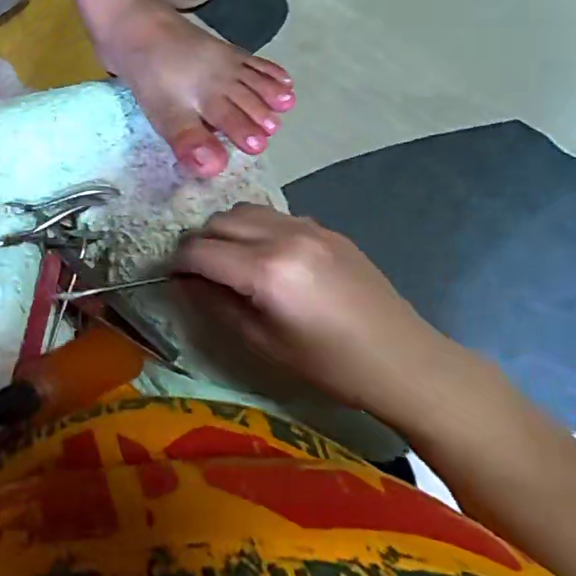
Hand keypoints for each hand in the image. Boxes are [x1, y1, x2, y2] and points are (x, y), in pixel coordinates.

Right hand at [173, 204, 458, 412]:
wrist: (403, 361)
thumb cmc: (329, 364)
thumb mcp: (261, 341)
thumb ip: (215, 303)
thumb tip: (183, 282)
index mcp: (266, 271)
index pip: (199, 251)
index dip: (177, 263)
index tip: (172, 277)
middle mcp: (283, 237)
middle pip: (217, 222)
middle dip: (199, 244)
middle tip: (199, 273)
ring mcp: (307, 227)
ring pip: (243, 210)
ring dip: (226, 230)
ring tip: (231, 260)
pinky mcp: (325, 228)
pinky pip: (274, 216)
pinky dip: (256, 229)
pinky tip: (268, 258)